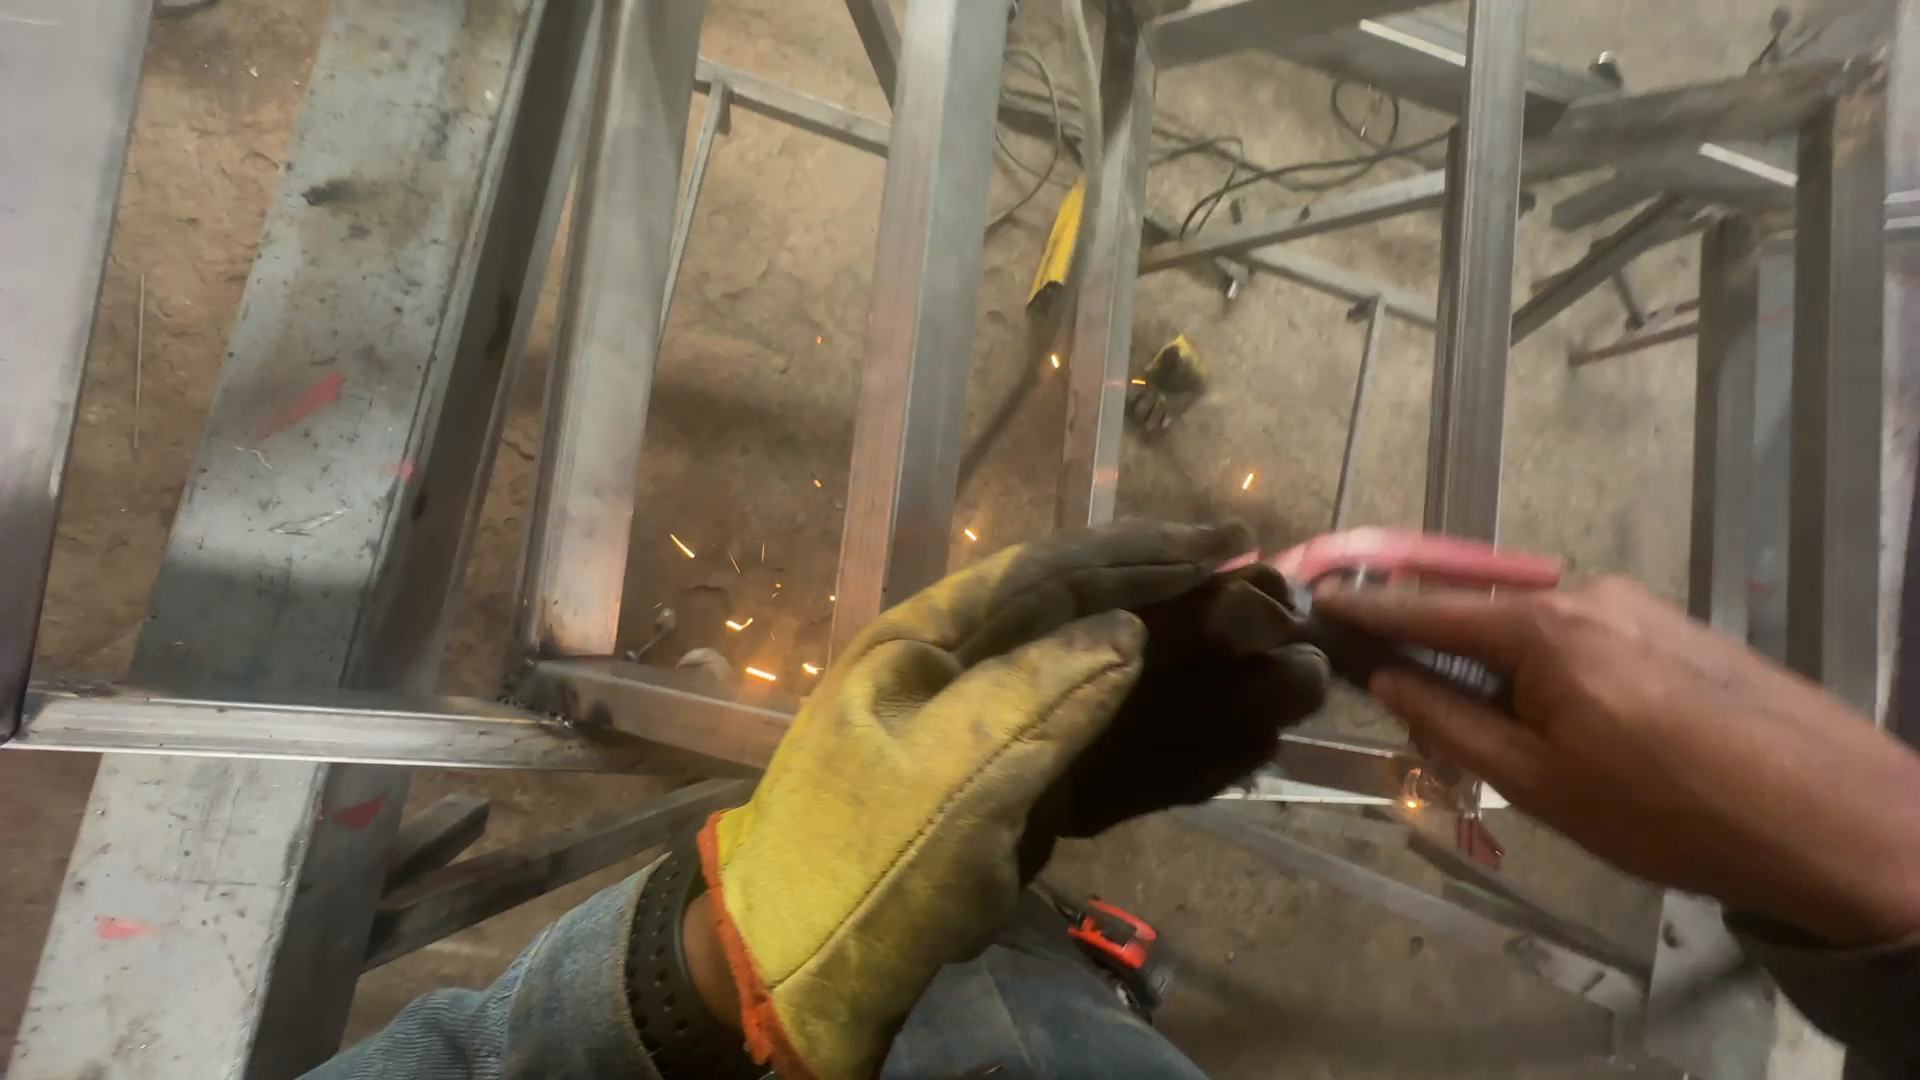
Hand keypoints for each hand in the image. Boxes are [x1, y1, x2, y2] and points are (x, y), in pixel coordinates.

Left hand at [689, 521, 1324, 1078]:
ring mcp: (1008, 737)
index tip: (1226, 544)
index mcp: (934, 641)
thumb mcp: (936, 776)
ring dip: (1205, 687)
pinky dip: (1180, 754)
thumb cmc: (853, 867)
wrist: (800, 970)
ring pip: (1120, 698)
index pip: (1051, 574)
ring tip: (1293, 676)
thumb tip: (1127, 631)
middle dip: (1192, 619)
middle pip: (1098, 629)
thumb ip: (1032, 695)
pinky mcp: (1031, 795)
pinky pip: (1117, 763)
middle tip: (1282, 611)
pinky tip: (1246, 741)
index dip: (1141, 552)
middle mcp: (976, 674)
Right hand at [1322, 577, 1919, 945]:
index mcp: (1542, 630)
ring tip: (1484, 712)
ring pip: (1524, 621)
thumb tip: (1385, 677)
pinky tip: (1550, 703)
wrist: (1860, 831)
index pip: (1423, 609)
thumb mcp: (1536, 780)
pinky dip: (1535, 655)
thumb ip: (1446, 719)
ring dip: (1486, 654)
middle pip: (1473, 610)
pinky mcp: (1669, 622)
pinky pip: (1572, 627)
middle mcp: (1583, 596)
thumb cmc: (1672, 814)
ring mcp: (1634, 602)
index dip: (1364, 607)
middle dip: (1426, 637)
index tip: (1317, 598)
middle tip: (1396, 678)